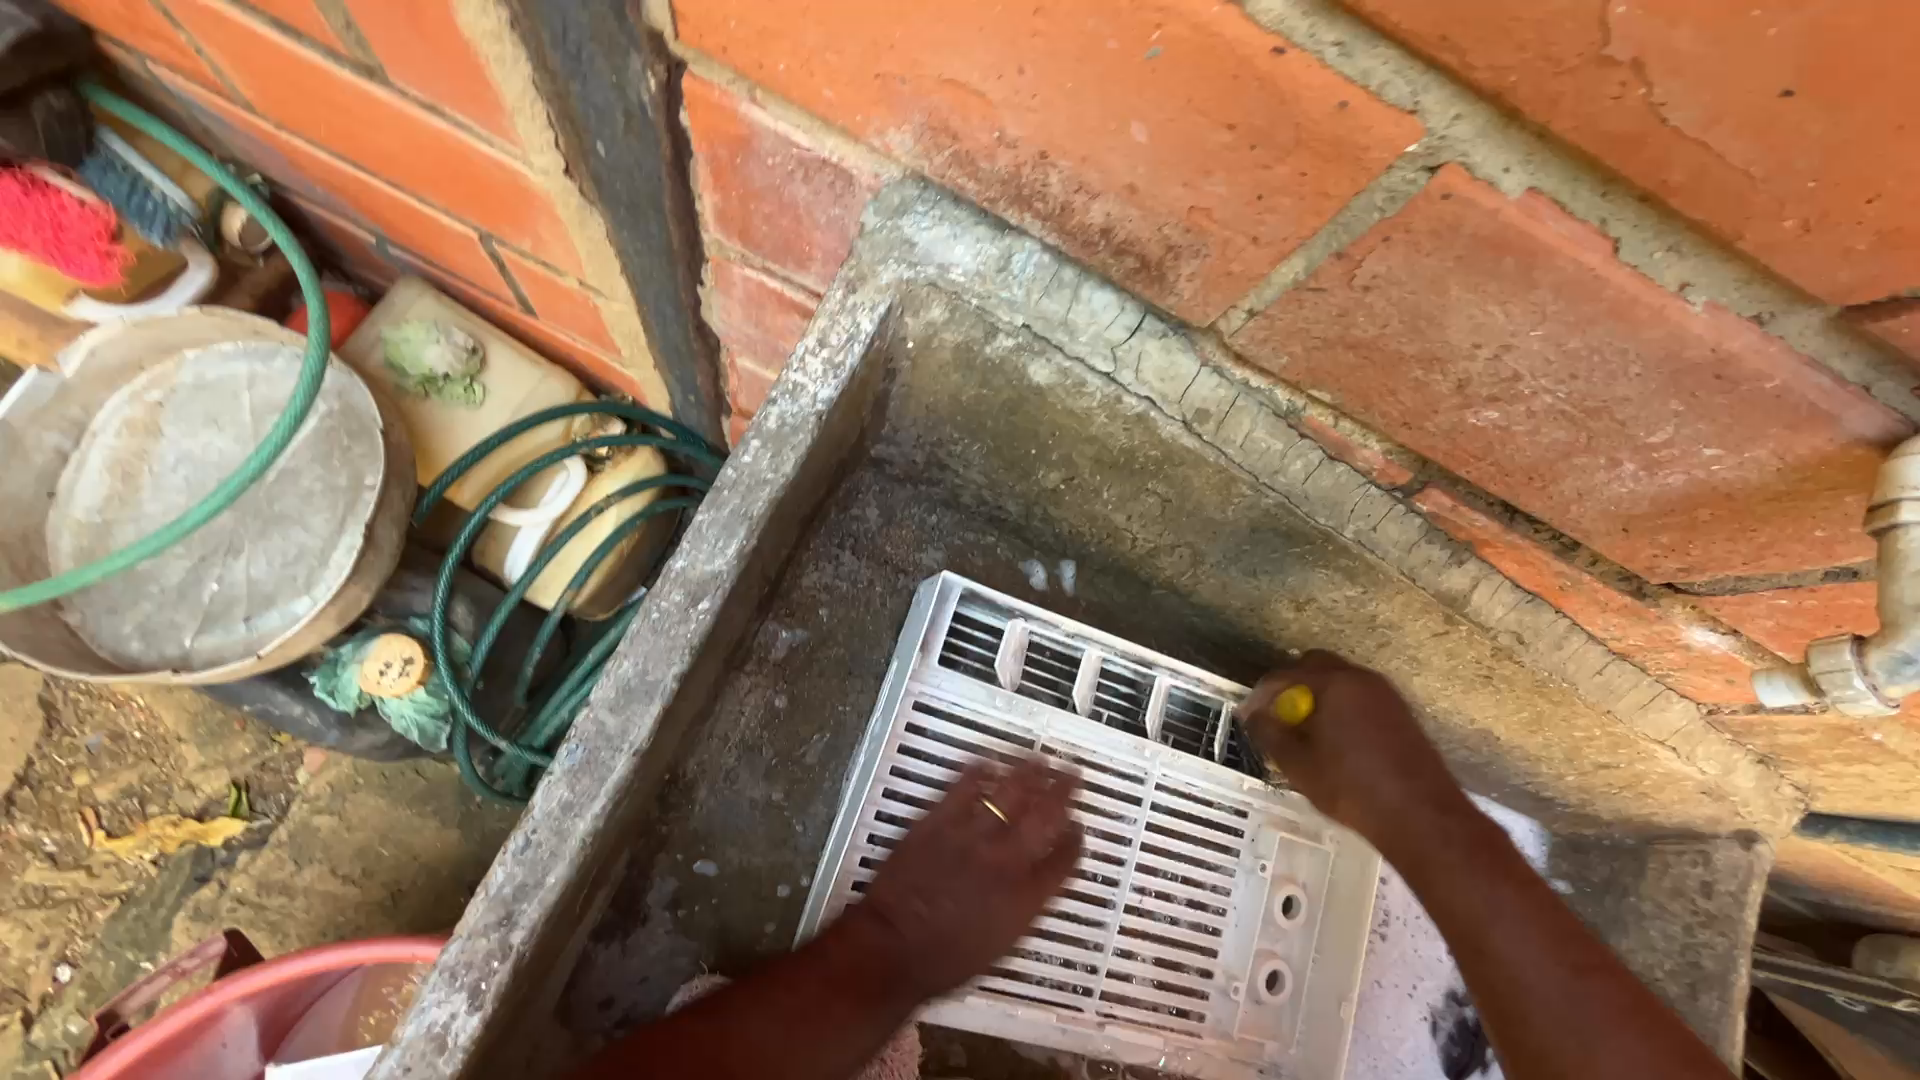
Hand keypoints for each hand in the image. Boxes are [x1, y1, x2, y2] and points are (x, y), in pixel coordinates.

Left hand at [849, 757, 1082, 1000]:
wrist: (893, 948)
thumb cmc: (945, 960)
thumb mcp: (1001, 944)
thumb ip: (1024, 908)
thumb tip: (1034, 885)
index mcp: (1027, 898)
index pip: (1064, 861)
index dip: (1074, 841)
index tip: (1078, 827)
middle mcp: (1007, 861)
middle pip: (1046, 817)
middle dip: (1063, 793)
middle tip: (1072, 774)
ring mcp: (973, 836)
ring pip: (1011, 794)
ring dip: (1030, 774)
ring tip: (1040, 759)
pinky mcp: (940, 821)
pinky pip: (965, 788)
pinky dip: (980, 772)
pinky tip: (989, 762)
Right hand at [1236, 650, 1473, 855]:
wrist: (1421, 817)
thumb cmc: (1351, 786)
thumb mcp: (1296, 763)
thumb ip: (1269, 732)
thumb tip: (1254, 716)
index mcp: (1333, 683)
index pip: (1283, 676)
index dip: (1260, 695)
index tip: (1247, 716)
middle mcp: (1361, 679)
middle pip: (1314, 667)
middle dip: (1290, 686)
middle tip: (1277, 715)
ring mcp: (1386, 695)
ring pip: (1340, 681)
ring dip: (1317, 696)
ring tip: (1304, 729)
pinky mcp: (1400, 714)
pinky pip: (1359, 698)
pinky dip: (1340, 708)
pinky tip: (1335, 739)